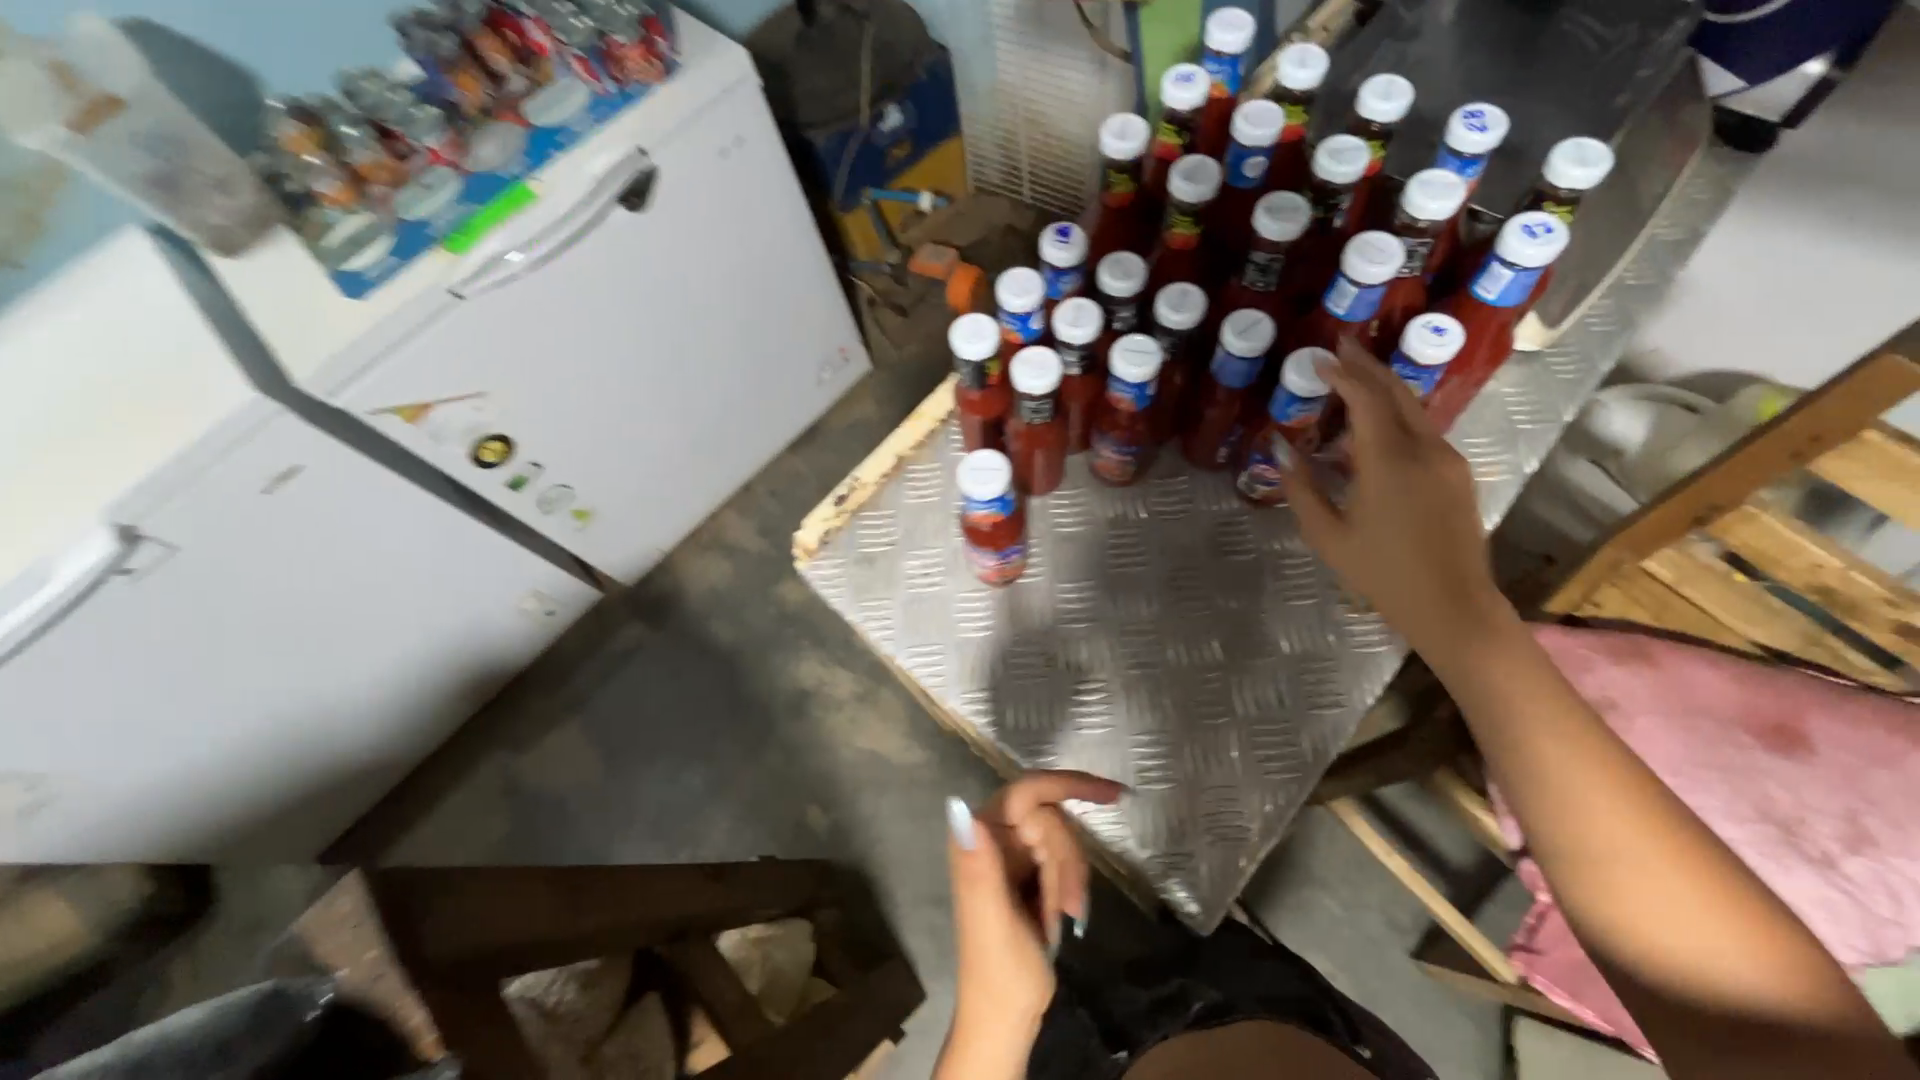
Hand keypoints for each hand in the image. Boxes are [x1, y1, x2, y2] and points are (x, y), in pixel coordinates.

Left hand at [939, 771, 1124, 1075]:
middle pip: (1052, 819)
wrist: (1004, 1018)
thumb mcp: (991, 921)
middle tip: (1070, 909)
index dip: (1068, 784)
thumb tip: (960, 808)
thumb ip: (978, 866)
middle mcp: (992, 838)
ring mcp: (1011, 856)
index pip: (1027, 792)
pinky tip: (1064, 917)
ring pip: (1062, 840)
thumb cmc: (996, 974)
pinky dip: (1071, 887)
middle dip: (1069, 861)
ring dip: (1071, 880)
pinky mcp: (1027, 873)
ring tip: (1063, 920)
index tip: (1113, 796)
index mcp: (978, 840)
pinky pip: (1063, 861)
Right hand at [1279, 341, 1512, 654]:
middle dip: (1367, 366)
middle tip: (1340, 347)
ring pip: (1414, 409)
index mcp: (1389, 461)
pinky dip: (1396, 417)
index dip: (1342, 373)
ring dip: (1383, 391)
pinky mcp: (1457, 474)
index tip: (1319, 356)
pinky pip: (1423, 431)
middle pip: (1396, 392)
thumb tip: (1281, 450)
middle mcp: (1425, 449)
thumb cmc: (1381, 573)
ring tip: (1353, 382)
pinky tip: (1375, 429)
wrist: (1452, 604)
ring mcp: (1448, 460)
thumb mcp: (1328, 535)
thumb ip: (1302, 488)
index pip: (1366, 399)